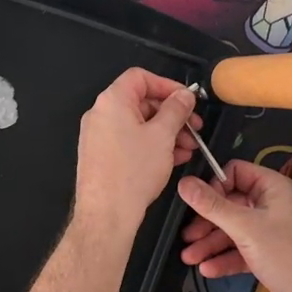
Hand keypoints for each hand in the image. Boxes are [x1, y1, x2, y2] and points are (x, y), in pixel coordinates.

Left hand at [75, 68, 201, 230]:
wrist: (107, 214)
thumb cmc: (132, 173)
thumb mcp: (163, 135)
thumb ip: (176, 110)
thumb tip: (183, 96)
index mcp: (112, 101)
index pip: (140, 77)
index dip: (166, 84)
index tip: (185, 98)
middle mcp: (101, 114)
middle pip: (141, 102)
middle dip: (171, 113)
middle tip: (193, 127)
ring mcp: (98, 135)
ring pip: (138, 124)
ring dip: (165, 132)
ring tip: (188, 147)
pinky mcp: (101, 155)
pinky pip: (130, 141)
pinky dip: (151, 145)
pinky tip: (173, 158)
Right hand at [178, 161, 291, 291]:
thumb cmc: (283, 254)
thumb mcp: (244, 227)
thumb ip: (212, 206)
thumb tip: (183, 182)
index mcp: (272, 187)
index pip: (236, 172)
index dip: (215, 185)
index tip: (198, 203)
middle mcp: (271, 204)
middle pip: (230, 204)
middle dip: (207, 222)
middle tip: (186, 235)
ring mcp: (269, 230)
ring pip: (233, 229)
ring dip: (211, 243)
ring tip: (188, 257)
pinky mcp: (267, 253)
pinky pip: (240, 249)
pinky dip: (224, 257)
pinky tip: (207, 269)